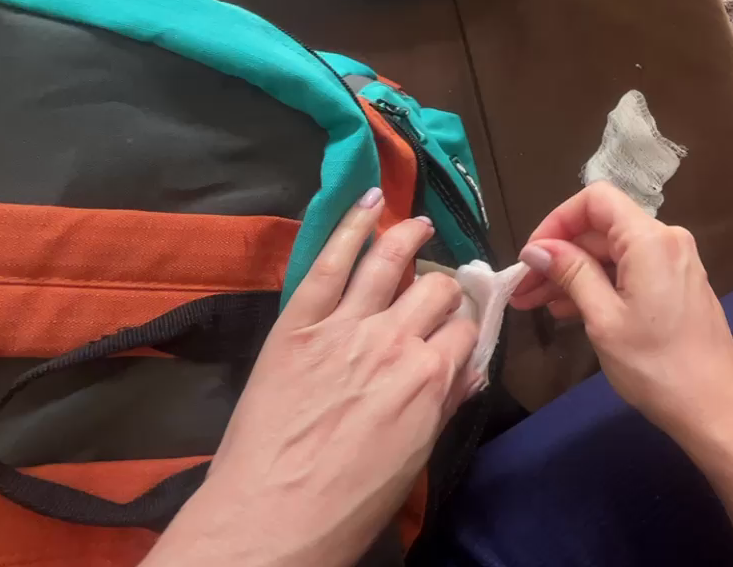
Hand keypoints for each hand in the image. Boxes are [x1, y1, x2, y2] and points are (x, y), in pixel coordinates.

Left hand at [144, 189, 478, 566]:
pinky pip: (329, 264)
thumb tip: (470, 372)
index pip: (467, 328)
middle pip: (438, 288)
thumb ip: (446, 404)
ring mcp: (346, 325)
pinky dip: (351, 227)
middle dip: (444, 289)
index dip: (464, 330)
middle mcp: (396, 339)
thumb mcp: (415, 458)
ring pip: (392, 261)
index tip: (455, 338)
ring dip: (411, 236)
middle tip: (433, 298)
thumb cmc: (347, 507)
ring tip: (420, 225)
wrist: (261, 529)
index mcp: (431, 375)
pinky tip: (371, 202)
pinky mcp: (299, 324)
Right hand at [511, 182, 732, 438]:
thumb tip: (537, 249)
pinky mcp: (676, 283)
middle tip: (521, 290)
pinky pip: (630, 269)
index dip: (558, 221)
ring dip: (574, 272)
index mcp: (650, 239)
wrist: (714, 406)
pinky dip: (600, 283)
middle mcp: (666, 239)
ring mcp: (674, 261)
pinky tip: (570, 309)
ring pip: (614, 251)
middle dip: (560, 253)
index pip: (596, 200)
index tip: (531, 256)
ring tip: (534, 304)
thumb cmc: (655, 364)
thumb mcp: (604, 319)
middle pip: (603, 228)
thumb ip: (571, 274)